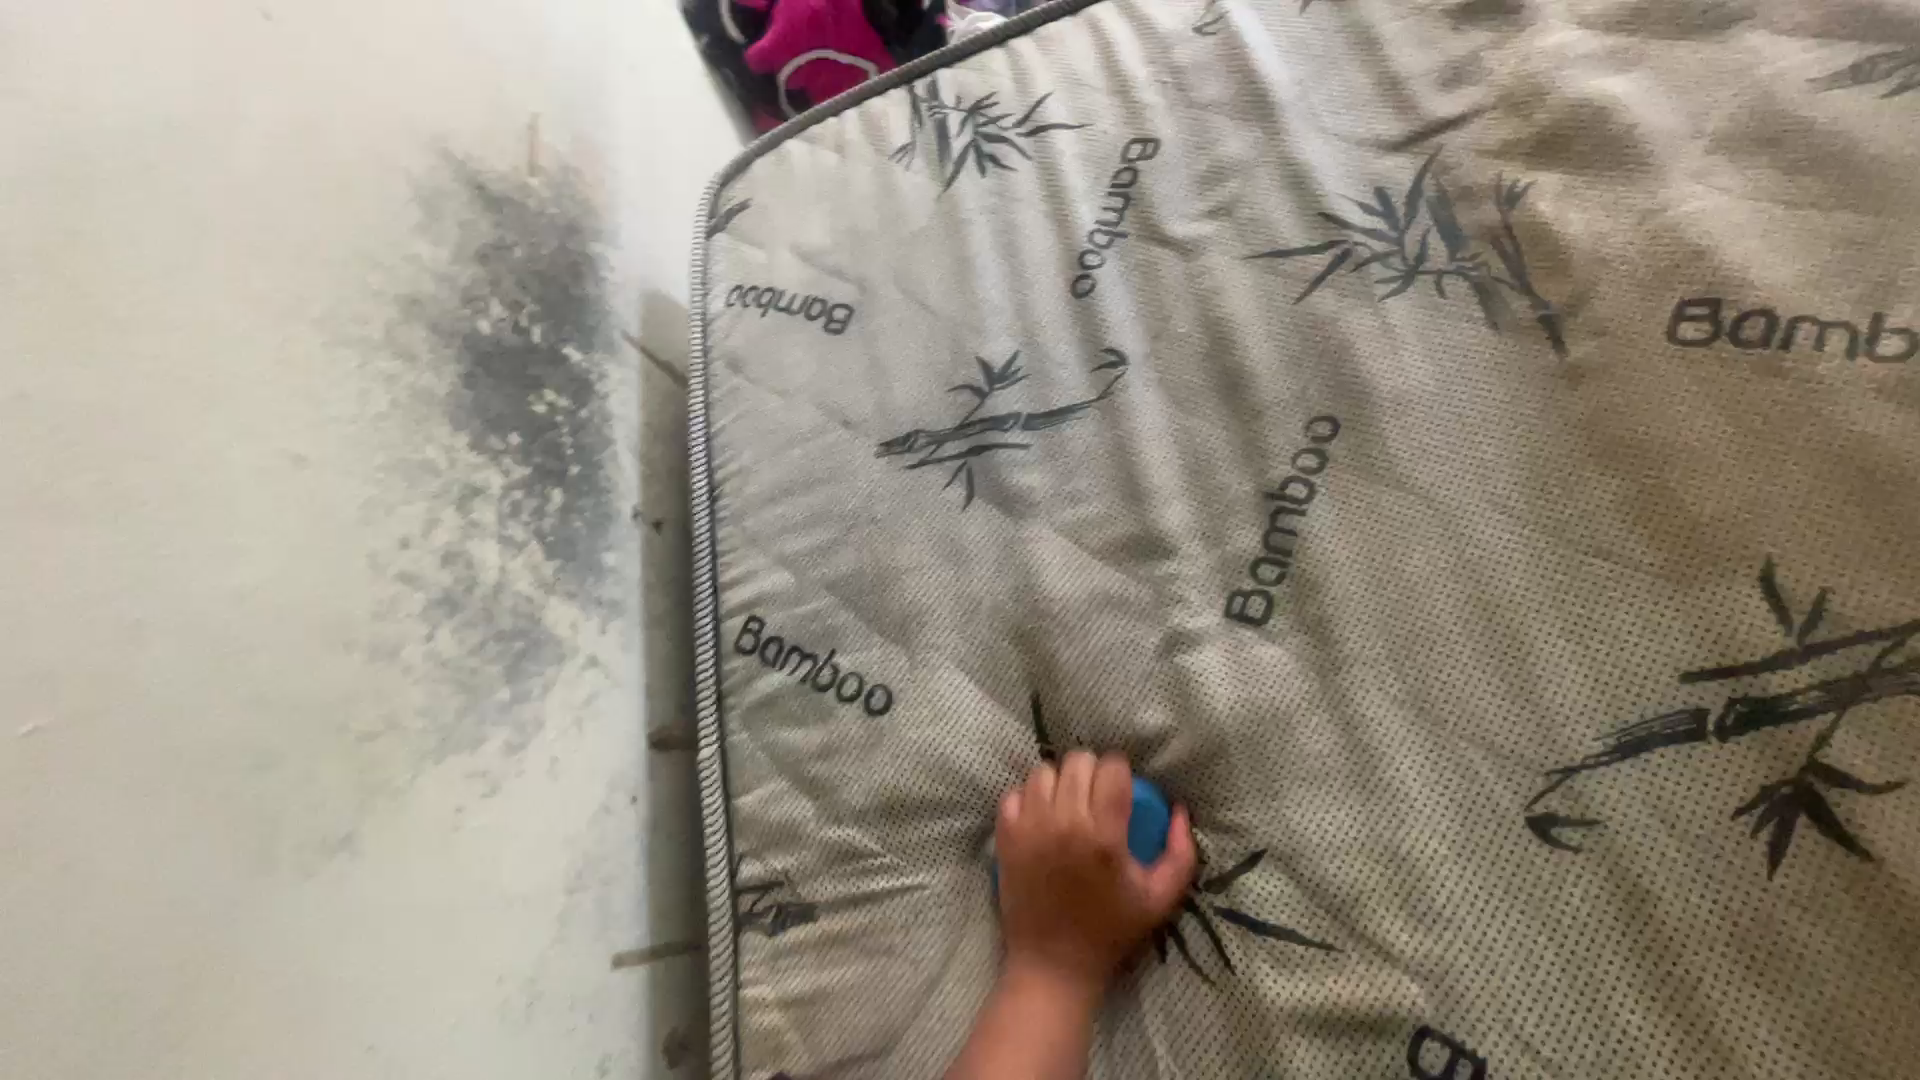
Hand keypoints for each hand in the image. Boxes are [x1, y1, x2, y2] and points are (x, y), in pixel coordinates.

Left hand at [994, 752, 1197, 996]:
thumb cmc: (1110, 931)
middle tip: (1096, 795)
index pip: (1112, 768)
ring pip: (1044, 771)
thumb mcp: (1160, 899)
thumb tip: (1177, 808)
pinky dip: (1027, 798)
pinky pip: (1014, 793)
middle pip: (1078, 761)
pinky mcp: (1005, 835)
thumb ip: (1181, 853)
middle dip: (1092, 771)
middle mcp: (1065, 823)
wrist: (1053, 963)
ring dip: (1059, 781)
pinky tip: (1040, 815)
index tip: (1121, 789)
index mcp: (1105, 836)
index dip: (1120, 772)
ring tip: (1067, 803)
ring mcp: (1030, 826)